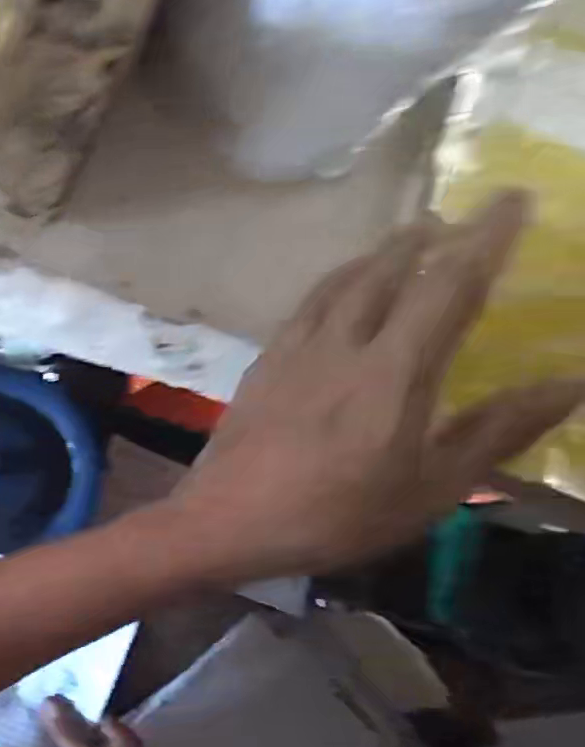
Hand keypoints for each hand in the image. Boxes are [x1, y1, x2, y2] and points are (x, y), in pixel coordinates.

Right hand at [38, 696, 167, 746]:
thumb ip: (67, 731)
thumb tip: (48, 696)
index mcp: (123, 738)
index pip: (89, 708)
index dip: (63, 704)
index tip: (33, 702)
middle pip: (85, 725)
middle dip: (58, 722)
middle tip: (25, 718)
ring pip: (80, 743)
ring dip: (58, 740)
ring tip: (28, 736)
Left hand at [159, 190, 584, 582]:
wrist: (215, 527)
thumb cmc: (327, 516)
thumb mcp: (428, 488)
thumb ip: (494, 432)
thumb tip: (567, 382)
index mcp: (387, 374)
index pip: (444, 289)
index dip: (481, 241)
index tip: (507, 201)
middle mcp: (330, 357)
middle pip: (373, 282)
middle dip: (412, 245)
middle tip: (441, 218)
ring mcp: (280, 369)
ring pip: (321, 300)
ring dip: (358, 268)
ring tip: (383, 250)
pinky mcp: (247, 387)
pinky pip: (288, 327)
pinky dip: (315, 302)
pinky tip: (320, 309)